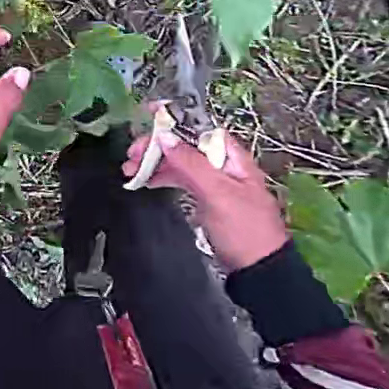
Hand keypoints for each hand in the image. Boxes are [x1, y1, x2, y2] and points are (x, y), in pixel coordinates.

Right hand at [125, 126, 288, 270]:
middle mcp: (221, 164)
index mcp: (230, 157)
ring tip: (129, 171)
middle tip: (131, 154)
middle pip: (184, 145)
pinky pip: (180, 180)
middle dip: (156, 146)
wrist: (260, 273)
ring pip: (179, 163)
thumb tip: (164, 136)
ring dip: (154, 163)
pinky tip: (144, 181)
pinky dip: (162, 178)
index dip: (174, 119)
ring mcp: (214, 182)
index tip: (148, 114)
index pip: (198, 127)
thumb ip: (191, 163)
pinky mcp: (206, 199)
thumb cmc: (244, 229)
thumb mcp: (217, 193)